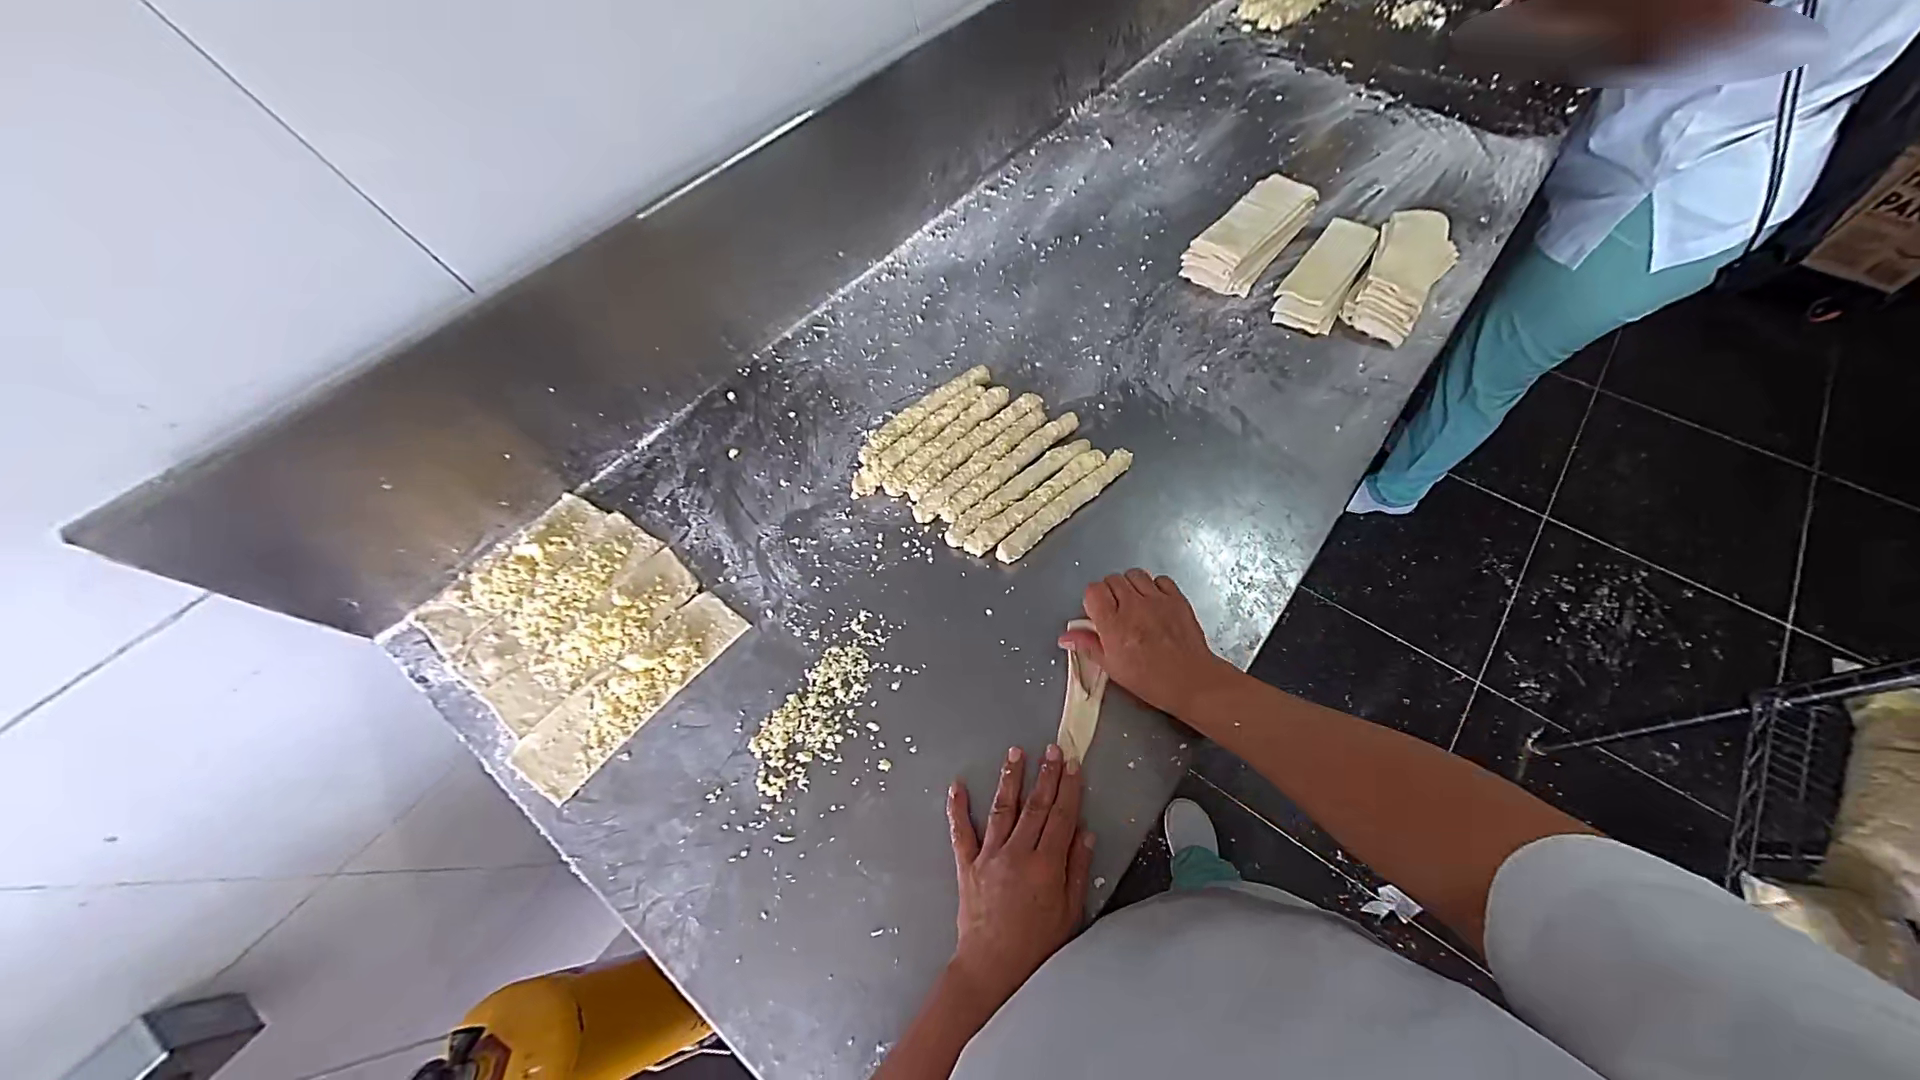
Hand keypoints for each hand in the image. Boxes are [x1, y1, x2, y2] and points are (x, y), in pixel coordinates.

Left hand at [945, 744, 1094, 1010]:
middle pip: (1035, 806)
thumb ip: (1076, 870)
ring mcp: (989, 856)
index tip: (1072, 764)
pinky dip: (958, 808)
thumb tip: (1084, 833)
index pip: (1061, 816)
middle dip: (1045, 775)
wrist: (992, 969)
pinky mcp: (967, 864)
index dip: (1069, 788)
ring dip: (1010, 779)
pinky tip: (957, 786)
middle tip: (1051, 749)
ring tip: (1015, 753)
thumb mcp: (1069, 913)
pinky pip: (962, 832)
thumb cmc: (1037, 946)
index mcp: (1046, 864)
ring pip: (1002, 809)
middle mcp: (1017, 853)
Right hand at [1059, 570, 1233, 717]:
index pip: (1093, 591)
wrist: (1191, 681)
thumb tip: (1066, 637)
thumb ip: (1088, 645)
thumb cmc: (1151, 679)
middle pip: (1112, 579)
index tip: (1097, 612)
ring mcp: (1157, 600)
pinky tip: (1154, 602)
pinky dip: (1155, 586)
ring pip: (1134, 574)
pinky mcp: (1176, 599)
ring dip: (1130, 585)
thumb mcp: (1112, 667)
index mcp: (1114, 624)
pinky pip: (1160, 579)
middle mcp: (1133, 606)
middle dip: (1110, 592)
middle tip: (1115, 610)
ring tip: (1134, 603)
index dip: (1092, 599)